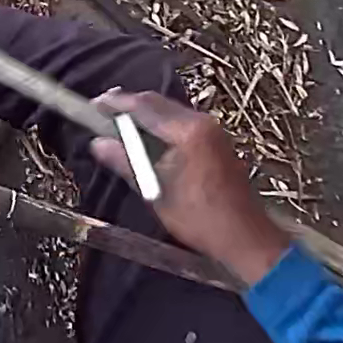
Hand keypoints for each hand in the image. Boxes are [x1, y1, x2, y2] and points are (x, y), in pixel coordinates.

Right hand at [89, 89, 289, 284]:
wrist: (248, 240)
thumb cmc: (200, 218)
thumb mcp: (154, 190)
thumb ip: (124, 161)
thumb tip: (97, 143)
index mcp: (188, 132)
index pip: (143, 106)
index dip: (115, 103)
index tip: (93, 104)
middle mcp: (202, 124)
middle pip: (156, 102)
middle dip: (127, 104)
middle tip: (102, 110)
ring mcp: (213, 131)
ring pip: (168, 110)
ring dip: (143, 113)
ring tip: (118, 122)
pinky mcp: (216, 140)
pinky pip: (179, 120)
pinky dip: (158, 122)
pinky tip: (145, 134)